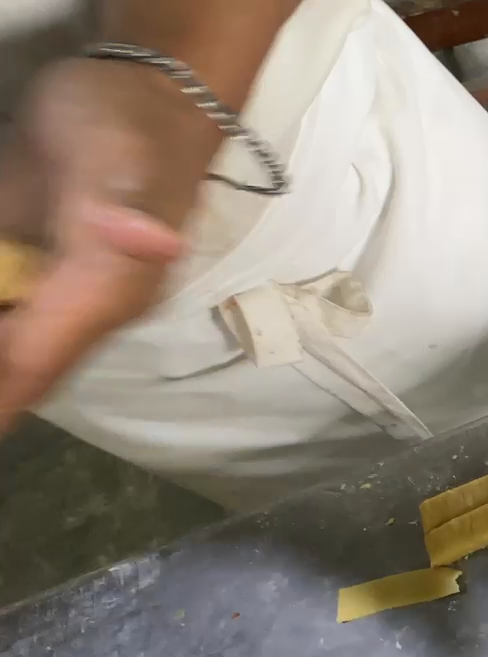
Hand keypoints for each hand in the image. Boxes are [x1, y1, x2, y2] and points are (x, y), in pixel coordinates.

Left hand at [0, 58, 220, 430]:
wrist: (146, 104)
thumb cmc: (131, 129)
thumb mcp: (122, 162)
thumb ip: (129, 207)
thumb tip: (148, 243)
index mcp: (106, 292)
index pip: (40, 359)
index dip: (7, 397)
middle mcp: (91, 306)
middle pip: (29, 366)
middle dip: (9, 391)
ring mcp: (71, 293)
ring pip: (24, 348)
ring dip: (13, 369)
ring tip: (5, 398)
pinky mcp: (52, 275)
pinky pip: (19, 318)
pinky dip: (14, 348)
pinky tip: (10, 319)